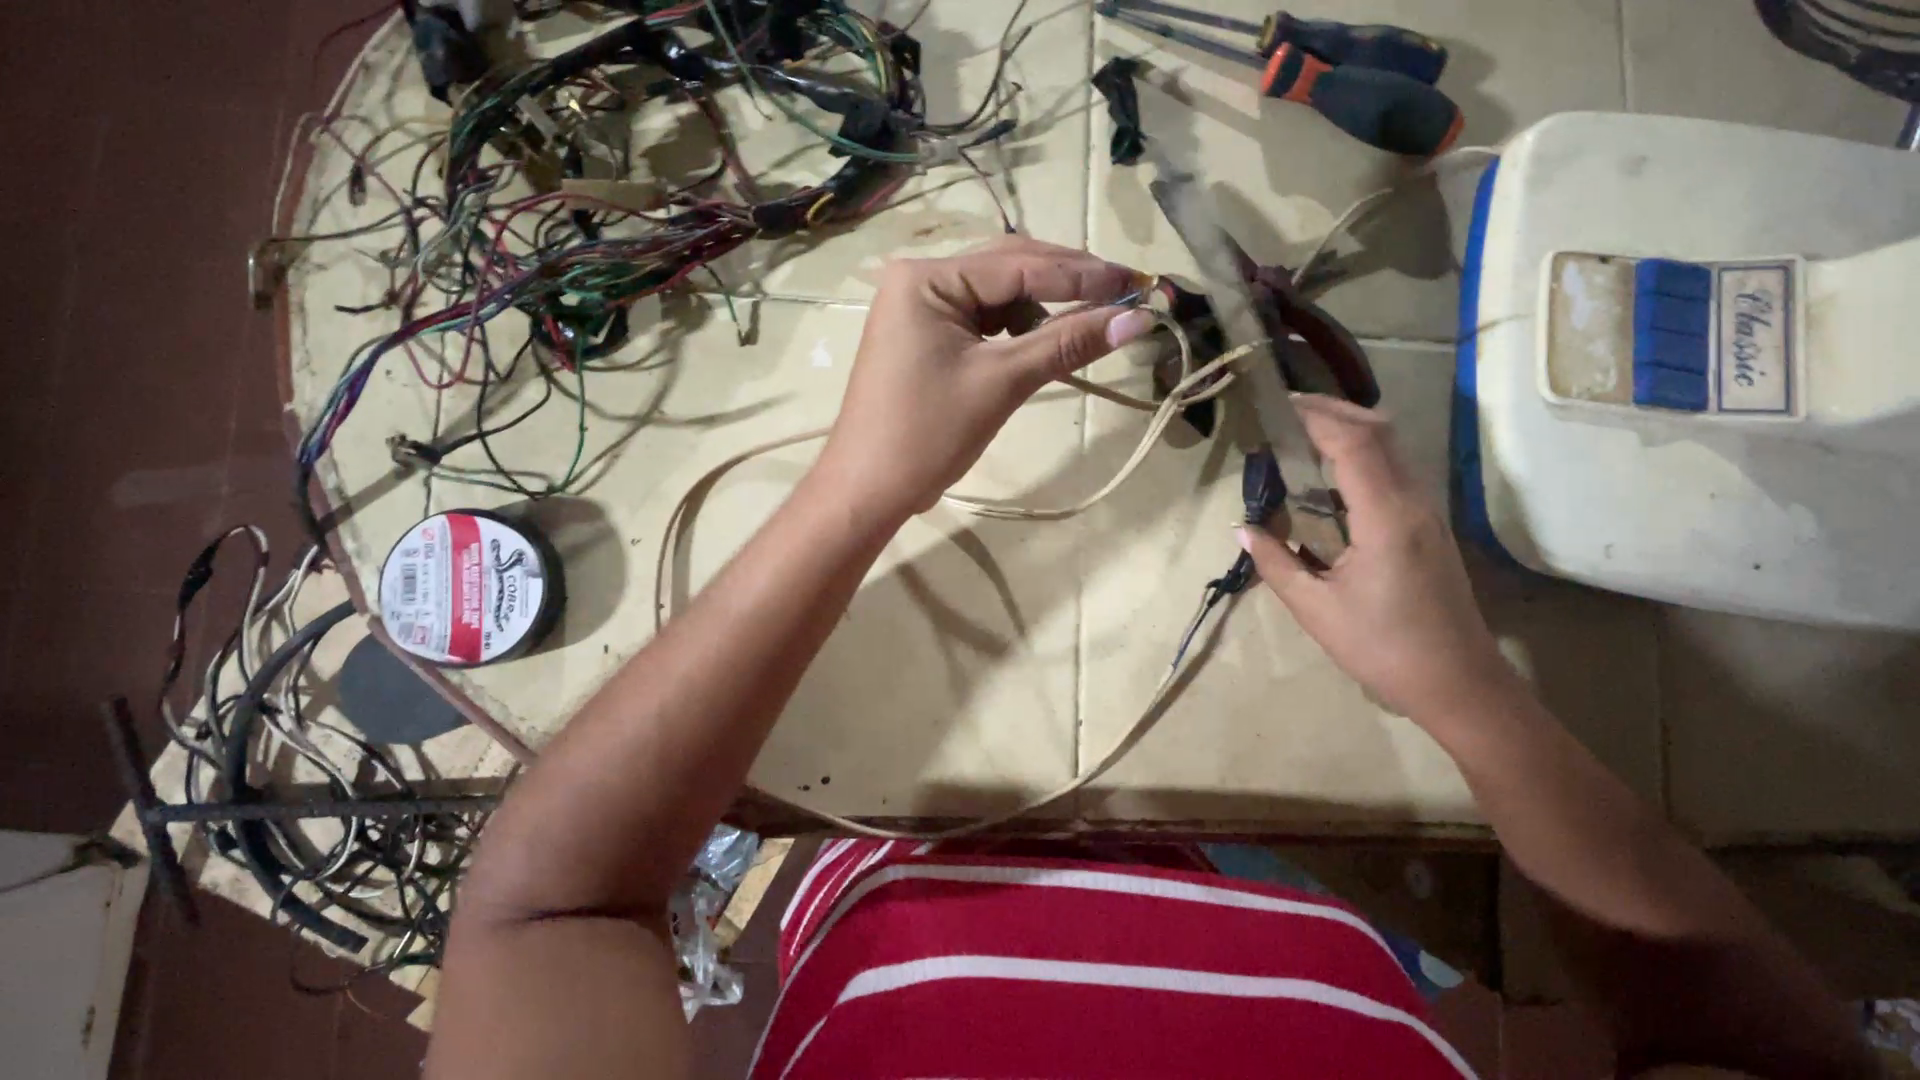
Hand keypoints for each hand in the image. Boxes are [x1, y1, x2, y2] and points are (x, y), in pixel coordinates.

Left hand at [814, 237, 1157, 518]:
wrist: (868, 488)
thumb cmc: (928, 434)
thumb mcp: (1002, 382)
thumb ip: (1066, 343)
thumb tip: (1136, 319)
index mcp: (926, 278)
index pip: (1018, 265)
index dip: (1081, 275)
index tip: (1135, 283)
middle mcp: (920, 279)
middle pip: (1007, 268)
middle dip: (1066, 281)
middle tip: (1124, 292)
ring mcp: (920, 308)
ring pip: (998, 294)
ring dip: (1044, 306)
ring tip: (1090, 320)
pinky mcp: (926, 336)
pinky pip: (983, 319)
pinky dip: (1019, 328)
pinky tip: (1046, 340)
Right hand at [1236, 395, 1519, 723]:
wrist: (1457, 682)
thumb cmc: (1382, 648)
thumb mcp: (1316, 610)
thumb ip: (1276, 564)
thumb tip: (1242, 531)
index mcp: (1385, 518)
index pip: (1353, 444)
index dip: (1316, 417)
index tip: (1278, 405)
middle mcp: (1414, 502)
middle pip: (1379, 432)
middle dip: (1334, 410)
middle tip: (1287, 409)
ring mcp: (1428, 512)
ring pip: (1393, 447)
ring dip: (1351, 429)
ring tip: (1304, 433)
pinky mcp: (1430, 525)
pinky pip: (1397, 470)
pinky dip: (1363, 454)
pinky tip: (1333, 474)